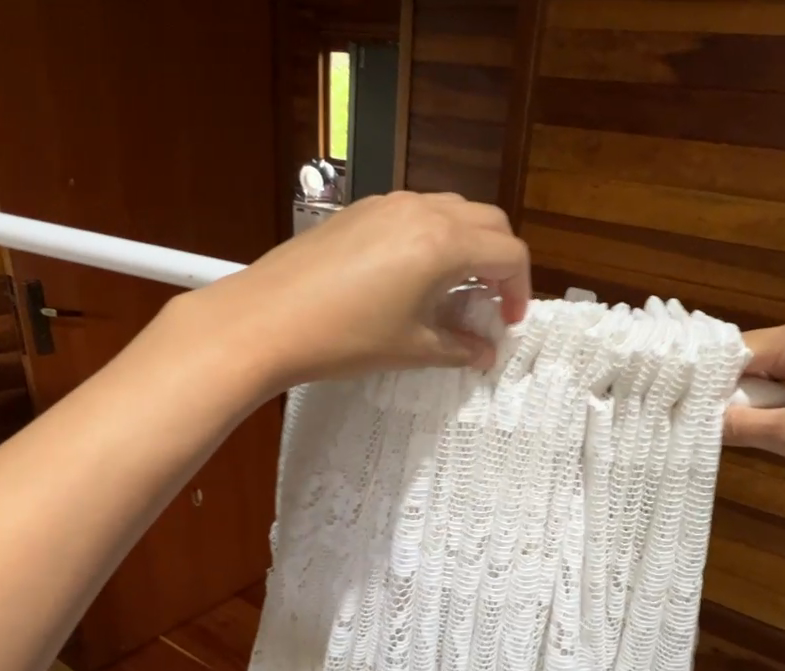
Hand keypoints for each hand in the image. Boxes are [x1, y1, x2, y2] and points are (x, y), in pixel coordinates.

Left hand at [153, 191, 530, 392]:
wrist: (264, 319)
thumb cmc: (344, 338)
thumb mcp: (411, 349)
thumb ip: (459, 347)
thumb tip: (484, 353)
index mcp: (444, 243)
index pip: (508, 253)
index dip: (520, 291)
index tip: (508, 323)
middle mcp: (422, 210)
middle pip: (487, 222)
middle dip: (500, 262)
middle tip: (490, 304)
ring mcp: (387, 204)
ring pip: (452, 212)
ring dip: (467, 246)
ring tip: (454, 290)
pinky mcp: (360, 209)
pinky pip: (416, 213)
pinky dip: (433, 238)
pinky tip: (413, 276)